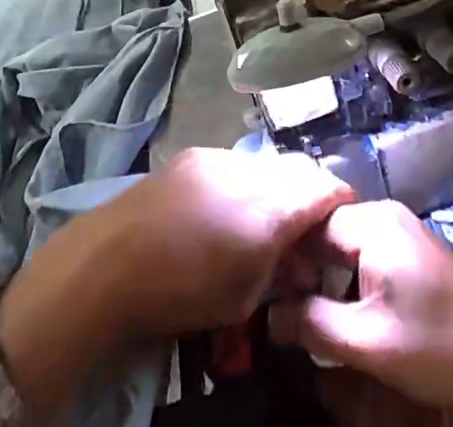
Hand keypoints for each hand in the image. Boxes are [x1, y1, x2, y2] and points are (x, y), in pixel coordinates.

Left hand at [39, 148, 356, 337]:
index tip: (343, 221)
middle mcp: (248, 170)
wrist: (109, 260)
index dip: (341, 202)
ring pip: (266, 163)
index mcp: (269, 208)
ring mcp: (217, 156)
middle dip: (311, 193)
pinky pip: (234, 161)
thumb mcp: (244, 297)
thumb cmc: (182, 292)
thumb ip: (281, 270)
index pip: (325, 188)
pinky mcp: (191, 155)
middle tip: (305, 226)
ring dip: (277, 185)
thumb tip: (301, 257)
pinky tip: (228, 206)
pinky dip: (246, 179)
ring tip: (263, 217)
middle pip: (298, 169)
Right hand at [270, 201, 452, 425]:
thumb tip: (269, 316)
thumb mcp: (369, 343)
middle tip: (284, 304)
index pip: (307, 224)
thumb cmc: (441, 346)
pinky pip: (365, 251)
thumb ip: (312, 324)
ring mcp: (402, 230)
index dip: (284, 257)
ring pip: (344, 243)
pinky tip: (342, 307)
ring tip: (308, 309)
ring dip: (325, 275)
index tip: (267, 290)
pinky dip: (347, 276)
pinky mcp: (413, 250)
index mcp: (371, 223)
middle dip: (303, 266)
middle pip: (325, 230)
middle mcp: (385, 214)